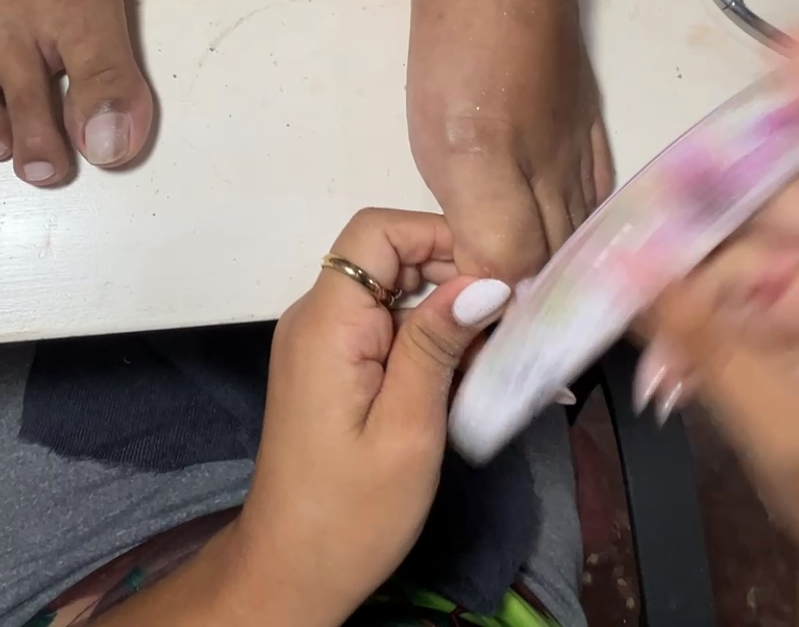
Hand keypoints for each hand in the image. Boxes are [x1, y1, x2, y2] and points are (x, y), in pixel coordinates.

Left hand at [231, 210, 513, 623]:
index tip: (493, 273)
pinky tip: (465, 368)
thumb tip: (483, 280)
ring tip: (497, 346)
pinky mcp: (331, 361)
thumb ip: (437, 345)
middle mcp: (316, 316)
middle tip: (507, 315)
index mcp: (327, 322)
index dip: (434, 233)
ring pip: (388, 289)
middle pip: (383, 255)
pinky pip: (381, 323)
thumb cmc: (351, 511)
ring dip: (442, 308)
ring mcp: (320, 338)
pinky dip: (424, 335)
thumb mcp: (408, 429)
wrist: (292, 568)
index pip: (374, 231)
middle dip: (449, 271)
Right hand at [639, 39, 798, 564]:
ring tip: (663, 332)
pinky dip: (686, 305)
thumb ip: (705, 338)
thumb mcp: (787, 421)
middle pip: (784, 210)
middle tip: (650, 225)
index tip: (795, 41)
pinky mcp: (780, 311)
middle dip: (714, 224)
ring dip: (690, 279)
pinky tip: (671, 354)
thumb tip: (626, 265)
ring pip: (735, 246)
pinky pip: (718, 282)